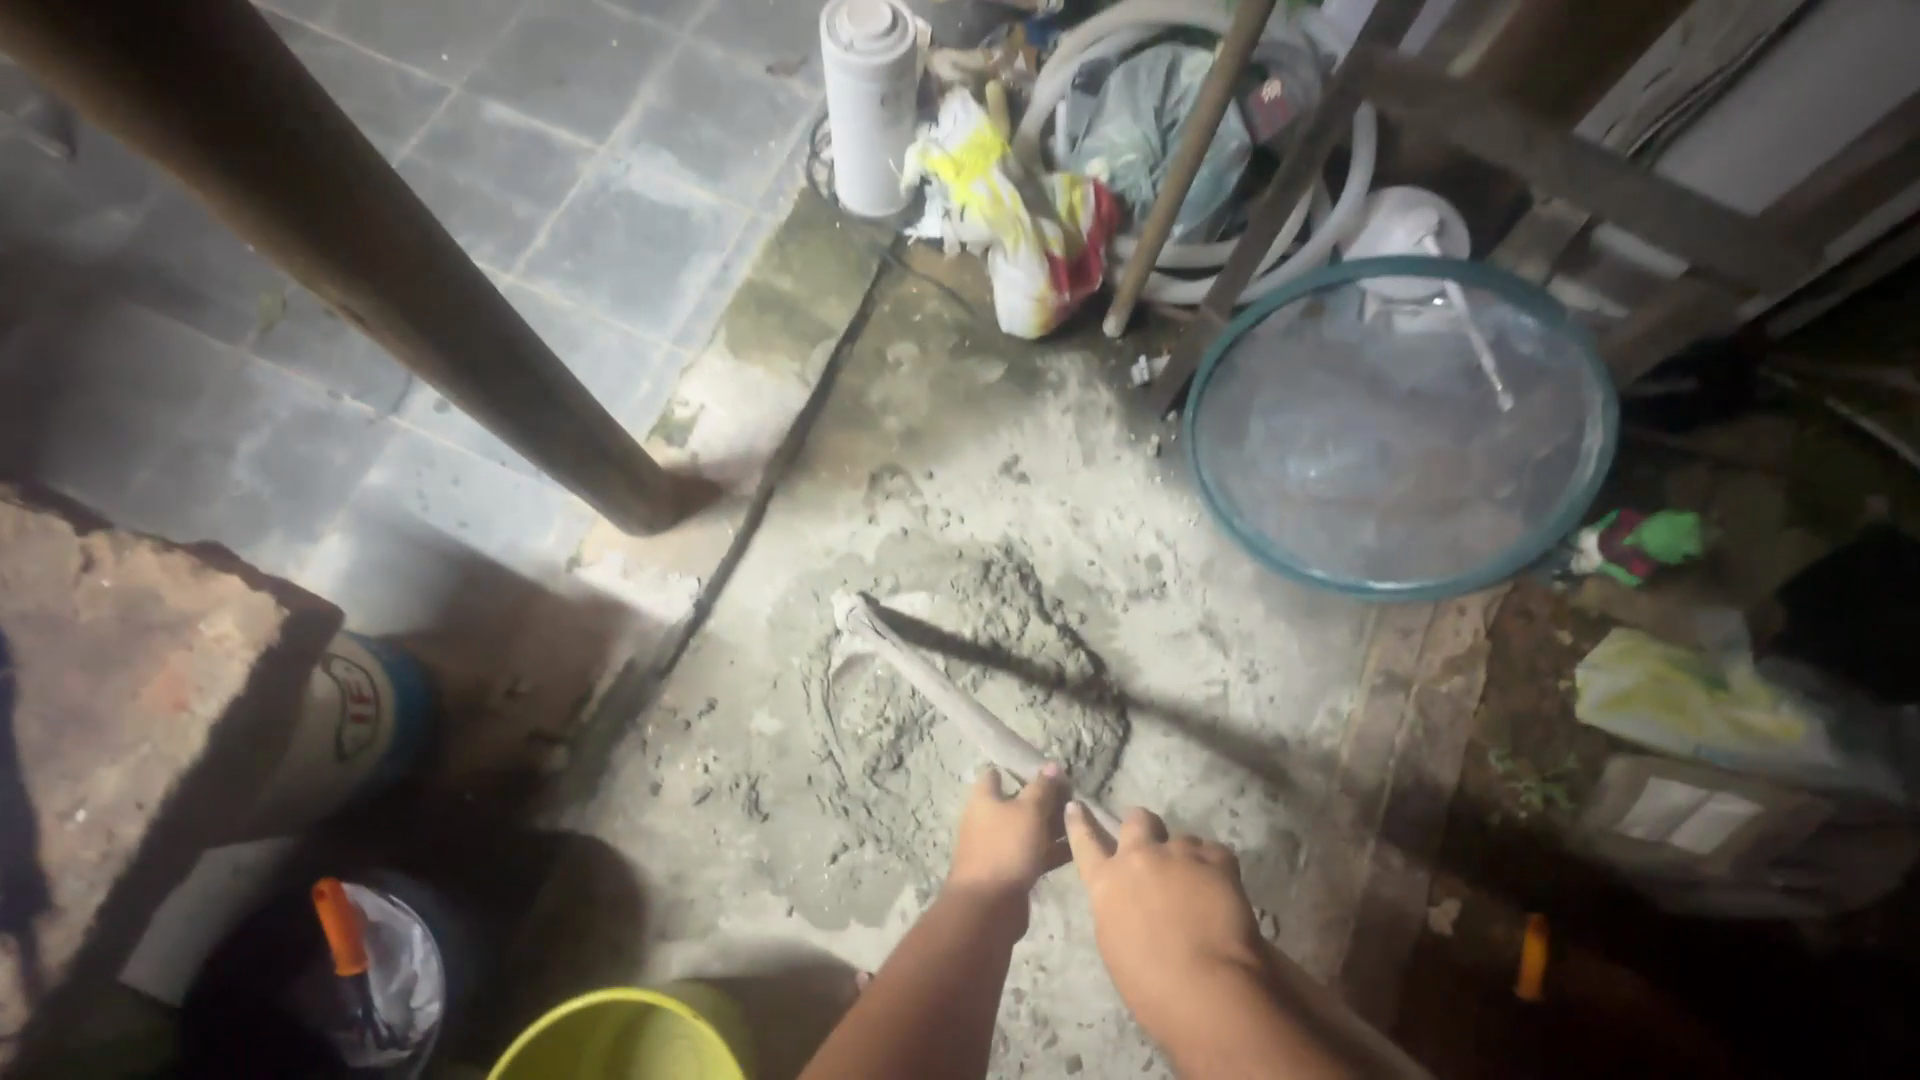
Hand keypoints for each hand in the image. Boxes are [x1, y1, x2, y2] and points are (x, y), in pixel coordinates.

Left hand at [945, 764, 1070, 903]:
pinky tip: (1076, 847)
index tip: (1048, 771)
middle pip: (1017, 802)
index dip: (1020, 770)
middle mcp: (987, 820)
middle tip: (1074, 797)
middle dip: (1044, 799)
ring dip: (1051, 826)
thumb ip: (1042, 788)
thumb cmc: (1005, 848)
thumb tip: (1052, 765)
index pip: (997, 774)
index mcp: (984, 799)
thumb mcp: (1028, 811)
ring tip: (1081, 820)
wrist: (988, 907)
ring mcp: (998, 847)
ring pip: (1028, 829)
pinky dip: (1051, 850)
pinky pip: (1033, 853)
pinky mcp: (1010, 871)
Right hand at [1065, 804, 1268, 1043]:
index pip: (1085, 843)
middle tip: (1156, 846)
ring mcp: (1176, 854)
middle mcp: (1138, 857)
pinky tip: (1225, 890)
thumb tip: (1130, 900)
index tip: (1075, 806)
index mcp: (1106, 882)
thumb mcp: (1115, 943)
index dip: (1080, 823)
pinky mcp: (1214, 859)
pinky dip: (1218, 867)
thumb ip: (1117, 908)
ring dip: (1187, 856)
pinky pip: (1215, 851)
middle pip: (1137, 820)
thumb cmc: (1150, 984)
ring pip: (1182, 838)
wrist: (1204, 988)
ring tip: (1201, 885)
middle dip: (1145, 827)